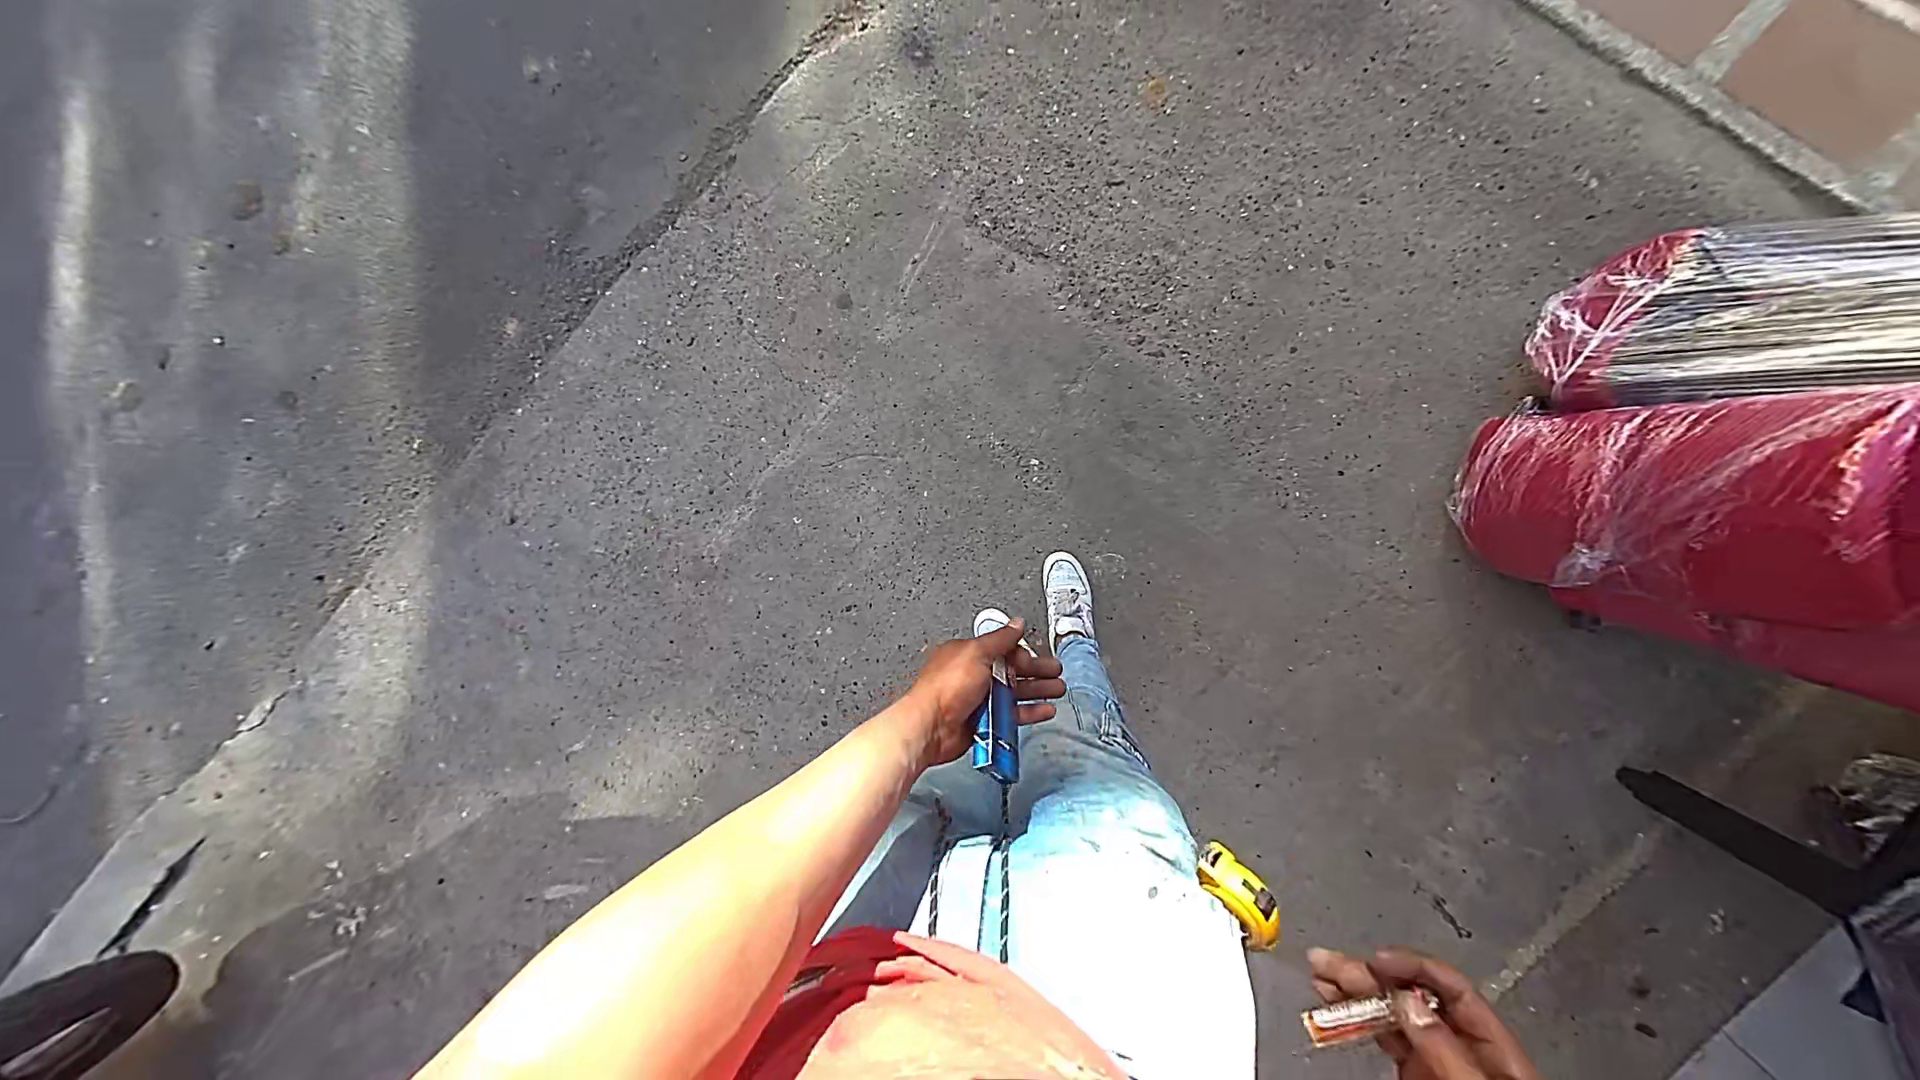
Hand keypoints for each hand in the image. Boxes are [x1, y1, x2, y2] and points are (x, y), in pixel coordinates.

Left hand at [899, 619, 1065, 767]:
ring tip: (1057, 690)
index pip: (1003, 650)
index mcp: (969, 654)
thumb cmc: (944, 688)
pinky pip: (1011, 715)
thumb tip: (1015, 623)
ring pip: (1014, 693)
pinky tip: (1043, 710)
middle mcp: (973, 675)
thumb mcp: (976, 653)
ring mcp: (978, 699)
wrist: (930, 726)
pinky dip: (1029, 712)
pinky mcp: (983, 721)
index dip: (1024, 653)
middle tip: (1056, 673)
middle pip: (1012, 671)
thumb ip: (1000, 639)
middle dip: (1036, 671)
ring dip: (1037, 691)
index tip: (1041, 657)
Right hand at [1307, 947, 1540, 1079]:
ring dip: (1351, 989)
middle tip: (1328, 962)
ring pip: (1389, 1011)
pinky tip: (1332, 1004)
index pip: (1451, 987)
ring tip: (1319, 973)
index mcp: (1492, 1049)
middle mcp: (1461, 1046)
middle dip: (1366, 974)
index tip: (1375, 960)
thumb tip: (1405, 1000)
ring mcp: (1436, 1062)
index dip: (1412, 966)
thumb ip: (1447, 1049)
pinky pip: (1381, 1037)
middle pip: (1410, 994)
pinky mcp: (1415, 1076)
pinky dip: (1353, 1017)